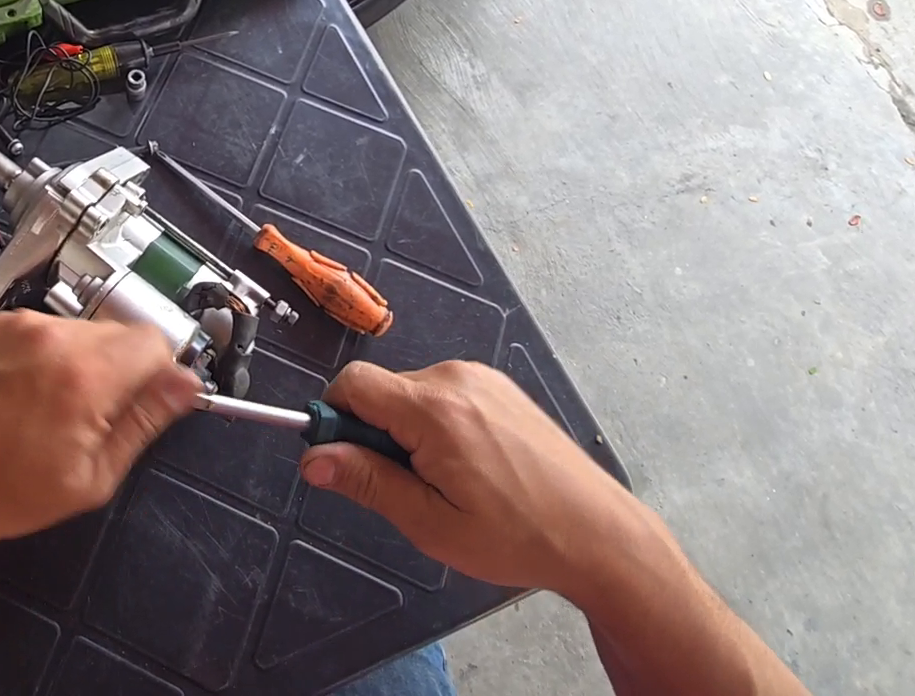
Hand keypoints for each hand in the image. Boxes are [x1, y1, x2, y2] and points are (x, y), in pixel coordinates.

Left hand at [0, 310, 200, 559]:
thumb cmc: (5, 491)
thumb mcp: (93, 476)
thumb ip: (145, 421)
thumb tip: (185, 385)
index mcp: (85, 376)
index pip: (156, 341)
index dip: (160, 373)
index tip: (148, 399)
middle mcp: (54, 338)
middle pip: (123, 333)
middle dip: (124, 369)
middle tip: (97, 415)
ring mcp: (23, 326)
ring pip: (89, 330)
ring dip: (89, 360)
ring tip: (57, 407)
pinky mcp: (0, 324)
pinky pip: (53, 328)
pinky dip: (55, 353)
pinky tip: (33, 391)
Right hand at [299, 359, 648, 600]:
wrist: (601, 533)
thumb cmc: (518, 536)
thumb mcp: (431, 523)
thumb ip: (367, 482)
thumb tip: (313, 459)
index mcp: (434, 410)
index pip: (352, 384)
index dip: (334, 416)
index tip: (344, 455)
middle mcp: (454, 379)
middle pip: (380, 388)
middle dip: (375, 430)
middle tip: (406, 482)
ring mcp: (479, 377)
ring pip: (408, 390)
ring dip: (406, 426)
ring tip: (445, 476)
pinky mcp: (495, 383)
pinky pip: (440, 390)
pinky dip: (434, 419)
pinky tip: (467, 459)